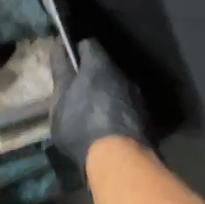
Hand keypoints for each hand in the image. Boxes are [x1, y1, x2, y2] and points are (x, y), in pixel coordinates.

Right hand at [50, 40, 150, 167]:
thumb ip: (60, 71)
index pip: (88, 44)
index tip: (67, 63)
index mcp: (100, 66)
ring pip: (117, 88)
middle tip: (76, 93)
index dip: (76, 51)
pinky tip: (108, 129)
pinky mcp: (145, 118)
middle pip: (105, 67)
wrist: (118, 159)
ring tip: (92, 114)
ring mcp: (137, 97)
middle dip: (92, 76)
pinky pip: (127, 107)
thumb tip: (59, 44)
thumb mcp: (60, 99)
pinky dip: (117, 112)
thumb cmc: (80, 124)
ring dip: (105, 95)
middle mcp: (123, 75)